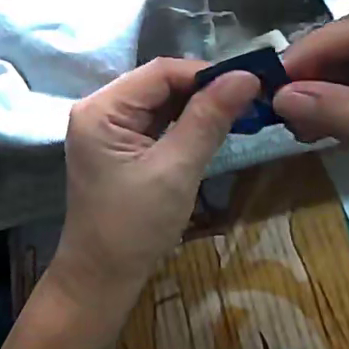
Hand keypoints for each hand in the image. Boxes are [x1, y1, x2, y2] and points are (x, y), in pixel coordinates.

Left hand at [50, 59, 260, 318]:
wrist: (101, 277)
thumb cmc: (135, 226)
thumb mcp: (176, 170)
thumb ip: (207, 120)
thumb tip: (245, 77)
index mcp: (101, 108)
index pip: (159, 72)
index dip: (205, 72)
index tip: (251, 81)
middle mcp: (97, 108)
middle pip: (157, 83)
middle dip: (202, 88)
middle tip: (252, 97)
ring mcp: (104, 127)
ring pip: (157, 101)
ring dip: (195, 105)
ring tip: (240, 110)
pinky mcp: (115, 146)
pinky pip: (152, 122)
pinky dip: (181, 123)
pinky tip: (211, 127)